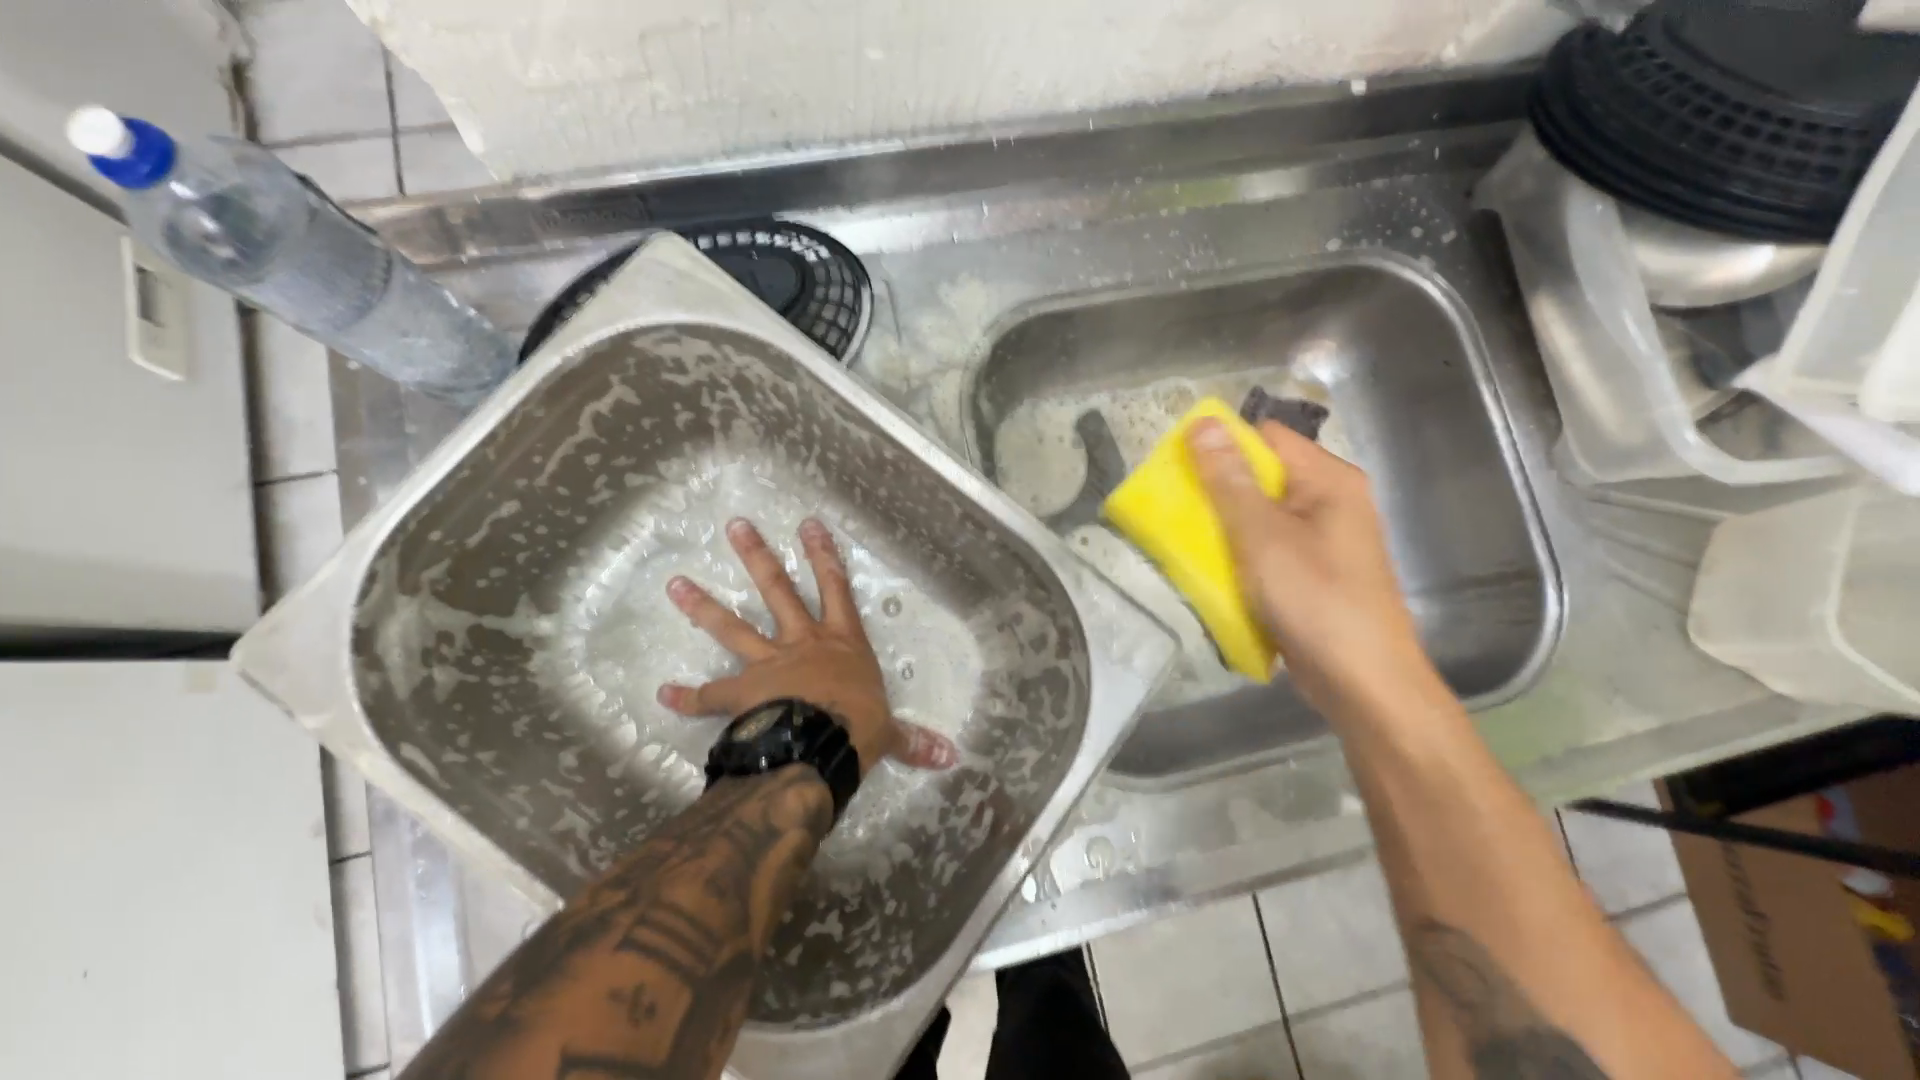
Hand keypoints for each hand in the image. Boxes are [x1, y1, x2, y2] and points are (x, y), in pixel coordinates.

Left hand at [657, 517, 957, 776]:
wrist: (819, 747)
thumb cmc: (858, 729)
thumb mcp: (888, 733)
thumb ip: (911, 741)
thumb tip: (949, 757)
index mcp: (841, 644)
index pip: (835, 588)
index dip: (823, 555)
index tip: (807, 523)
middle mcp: (802, 644)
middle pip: (777, 590)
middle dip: (758, 557)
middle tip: (735, 526)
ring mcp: (768, 665)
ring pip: (732, 628)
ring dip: (703, 606)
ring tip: (675, 584)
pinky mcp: (742, 693)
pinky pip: (710, 695)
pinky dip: (688, 696)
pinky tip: (664, 693)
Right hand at [1185, 417, 1437, 712]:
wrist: (1363, 683)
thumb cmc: (1315, 600)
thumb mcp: (1261, 536)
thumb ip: (1229, 480)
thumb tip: (1203, 423)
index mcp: (1328, 480)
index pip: (1266, 438)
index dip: (1222, 447)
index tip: (1179, 471)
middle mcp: (1331, 502)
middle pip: (1262, 479)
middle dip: (1217, 494)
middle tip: (1176, 514)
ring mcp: (1325, 542)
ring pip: (1261, 520)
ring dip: (1225, 533)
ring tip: (1188, 548)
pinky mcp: (1315, 577)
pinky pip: (1269, 554)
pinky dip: (1241, 562)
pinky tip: (1217, 580)